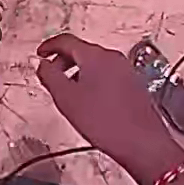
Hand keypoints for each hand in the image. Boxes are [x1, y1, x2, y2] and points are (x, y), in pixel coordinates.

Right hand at [35, 34, 183, 184]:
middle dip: (62, 61)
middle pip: (82, 51)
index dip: (49, 46)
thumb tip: (43, 64)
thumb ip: (49, 76)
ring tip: (69, 92)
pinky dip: (93, 80)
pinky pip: (107, 75)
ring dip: (77, 72)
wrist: (141, 143)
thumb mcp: (66, 98)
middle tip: (51, 74)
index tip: (42, 52)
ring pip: (95, 64)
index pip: (67, 41)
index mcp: (95, 56)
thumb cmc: (106, 122)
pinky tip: (89, 101)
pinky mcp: (133, 85)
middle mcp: (113, 59)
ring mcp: (126, 71)